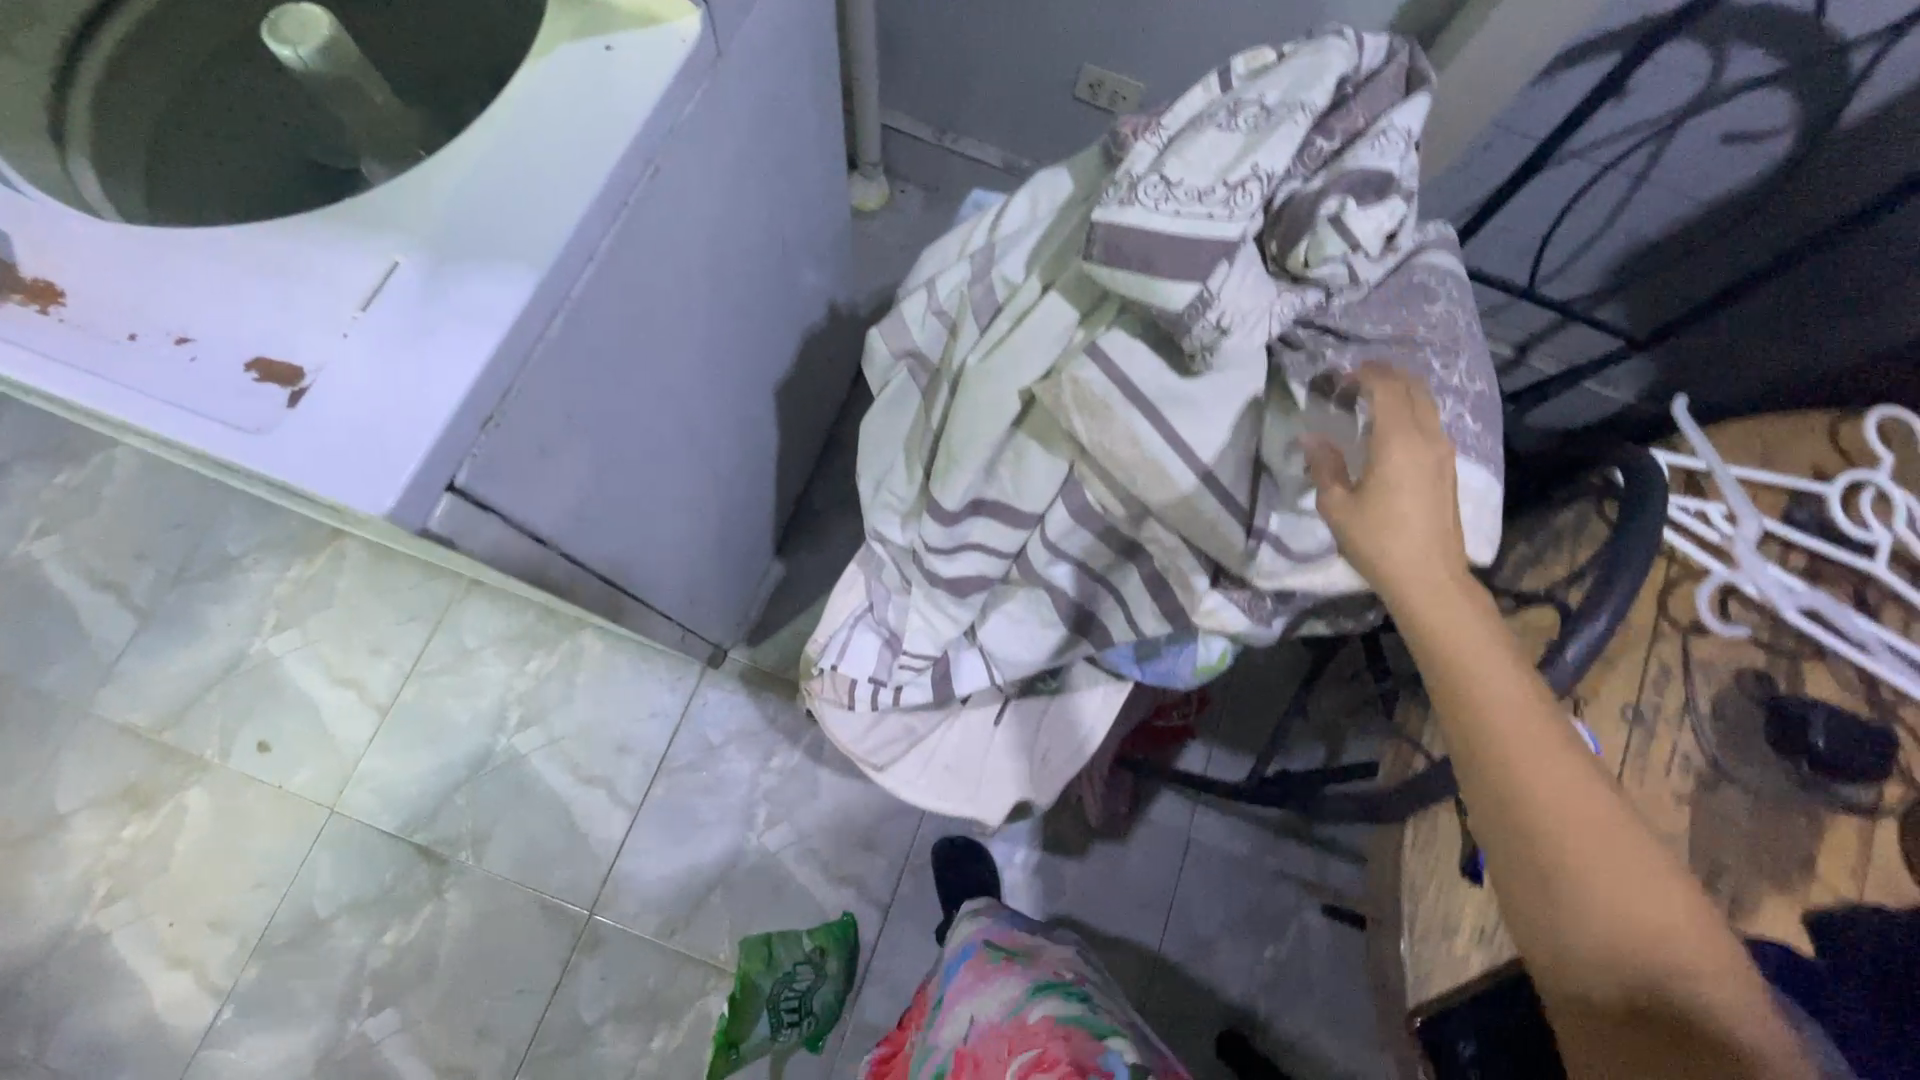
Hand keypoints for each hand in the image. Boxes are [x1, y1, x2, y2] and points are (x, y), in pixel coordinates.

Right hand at [1302, 364, 1469, 608]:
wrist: (1429, 577)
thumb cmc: (1377, 541)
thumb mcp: (1337, 506)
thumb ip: (1324, 466)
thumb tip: (1313, 439)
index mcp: (1398, 440)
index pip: (1386, 387)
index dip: (1364, 375)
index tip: (1340, 377)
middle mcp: (1427, 437)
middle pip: (1413, 388)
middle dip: (1386, 376)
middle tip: (1356, 382)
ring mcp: (1443, 453)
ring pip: (1426, 405)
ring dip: (1400, 395)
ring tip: (1370, 404)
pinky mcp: (1448, 469)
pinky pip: (1430, 425)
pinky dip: (1410, 414)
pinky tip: (1388, 434)